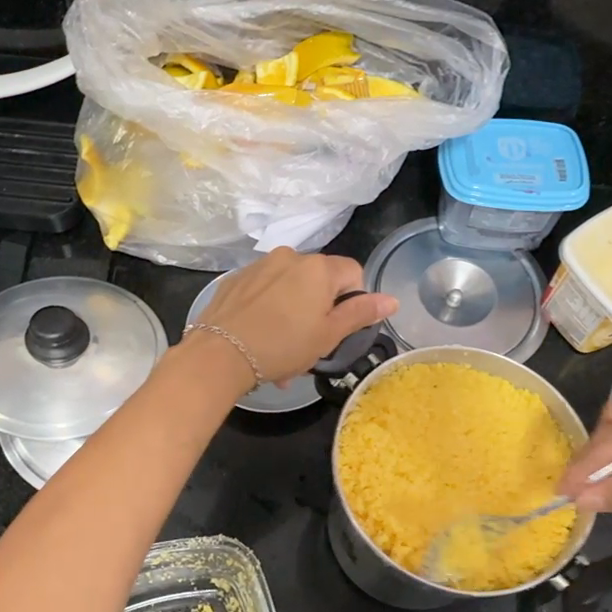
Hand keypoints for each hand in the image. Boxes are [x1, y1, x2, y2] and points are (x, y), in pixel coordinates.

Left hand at [190, 248, 396, 384]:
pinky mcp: (234, 280)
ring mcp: (258, 266)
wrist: (220, 353)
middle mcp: (289, 257)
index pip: (353, 274)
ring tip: (280, 354)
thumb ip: (361, 314)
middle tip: (308, 349)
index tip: (337, 329)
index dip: (352, 302)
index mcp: (318, 268)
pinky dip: (266, 313)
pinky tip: (258, 341)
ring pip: (288, 289)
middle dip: (317, 312)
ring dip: (291, 316)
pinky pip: (262, 294)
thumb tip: (391, 299)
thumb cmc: (282, 346)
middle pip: (317, 282)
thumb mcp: (328, 335)